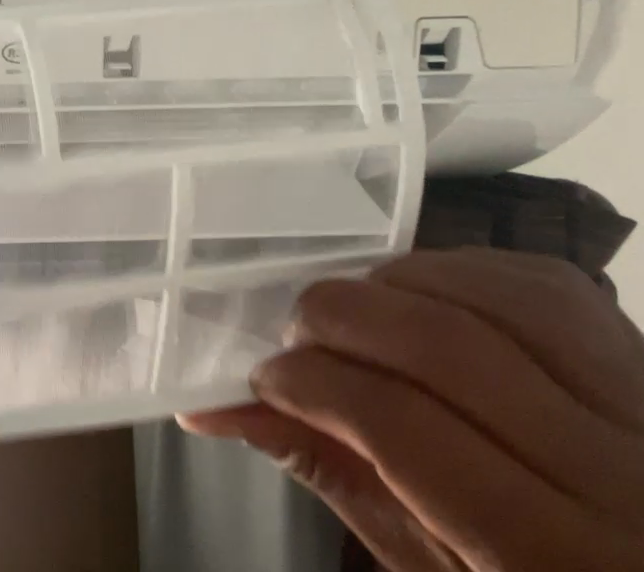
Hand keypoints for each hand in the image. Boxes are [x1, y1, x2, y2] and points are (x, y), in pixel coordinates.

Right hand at [182, 248, 643, 570]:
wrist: (641, 569)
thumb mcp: (422, 560)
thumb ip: (330, 474)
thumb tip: (211, 409)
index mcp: (549, 548)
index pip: (398, 422)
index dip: (308, 382)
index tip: (263, 378)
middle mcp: (617, 472)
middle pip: (443, 344)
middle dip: (333, 316)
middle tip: (295, 335)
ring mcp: (643, 404)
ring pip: (493, 297)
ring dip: (392, 283)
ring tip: (355, 311)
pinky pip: (543, 284)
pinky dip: (459, 270)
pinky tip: (419, 294)